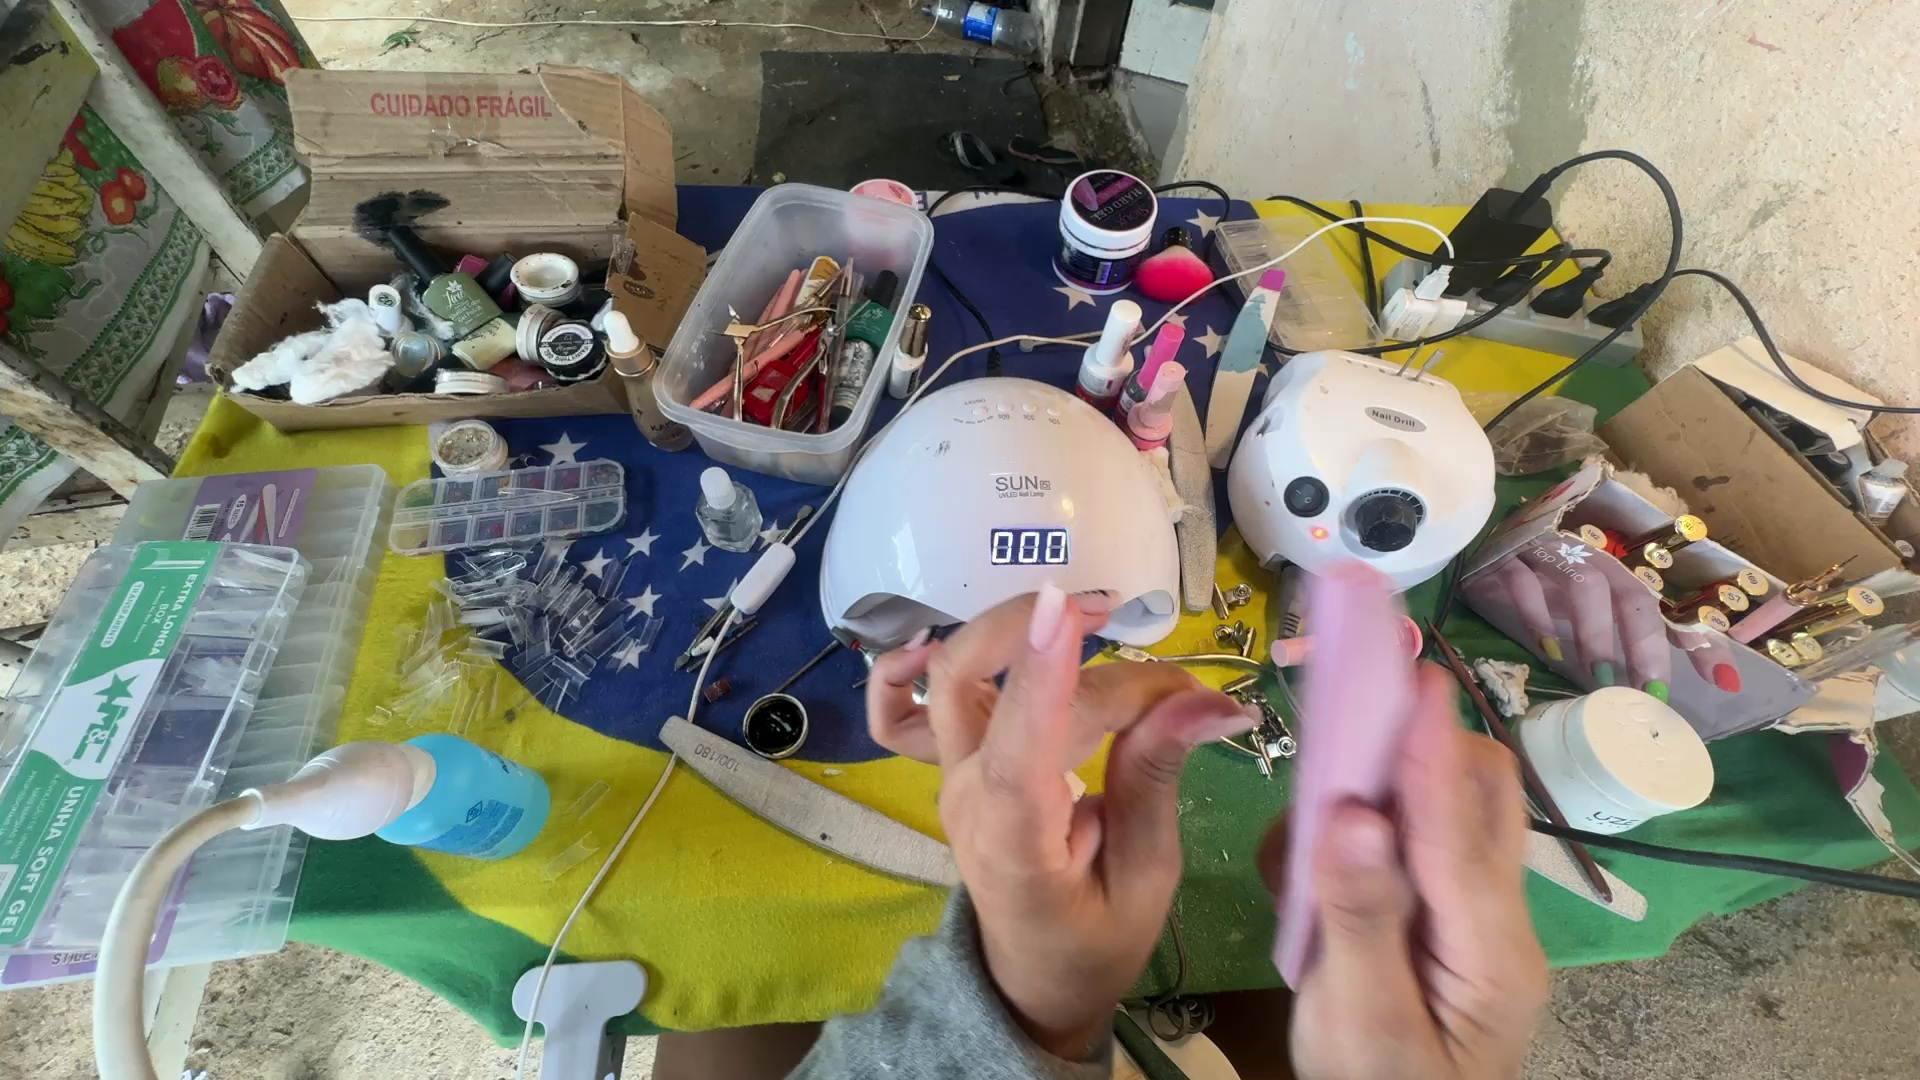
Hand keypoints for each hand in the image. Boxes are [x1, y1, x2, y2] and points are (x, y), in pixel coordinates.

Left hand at [869, 586, 1253, 1059]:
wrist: (1030, 972)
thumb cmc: (1095, 940)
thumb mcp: (1146, 877)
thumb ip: (1156, 780)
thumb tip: (1206, 701)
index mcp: (1014, 842)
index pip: (1018, 749)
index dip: (1042, 676)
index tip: (1068, 608)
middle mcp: (965, 794)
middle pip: (984, 689)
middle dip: (1052, 640)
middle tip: (1121, 619)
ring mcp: (949, 771)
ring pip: (948, 678)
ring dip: (1005, 627)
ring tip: (1085, 611)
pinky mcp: (950, 758)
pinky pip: (900, 712)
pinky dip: (901, 672)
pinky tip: (931, 640)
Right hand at [1263, 664, 1548, 1079]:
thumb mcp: (1360, 1020)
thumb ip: (1358, 917)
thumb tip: (1351, 816)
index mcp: (1486, 950)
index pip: (1458, 831)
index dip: (1432, 749)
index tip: (1418, 679)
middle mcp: (1493, 915)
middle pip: (1480, 798)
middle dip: (1424, 746)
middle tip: (1349, 726)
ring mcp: (1470, 910)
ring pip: (1446, 808)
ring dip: (1382, 789)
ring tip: (1312, 830)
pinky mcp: (1440, 908)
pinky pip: (1412, 836)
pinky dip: (1360, 826)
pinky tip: (1314, 868)